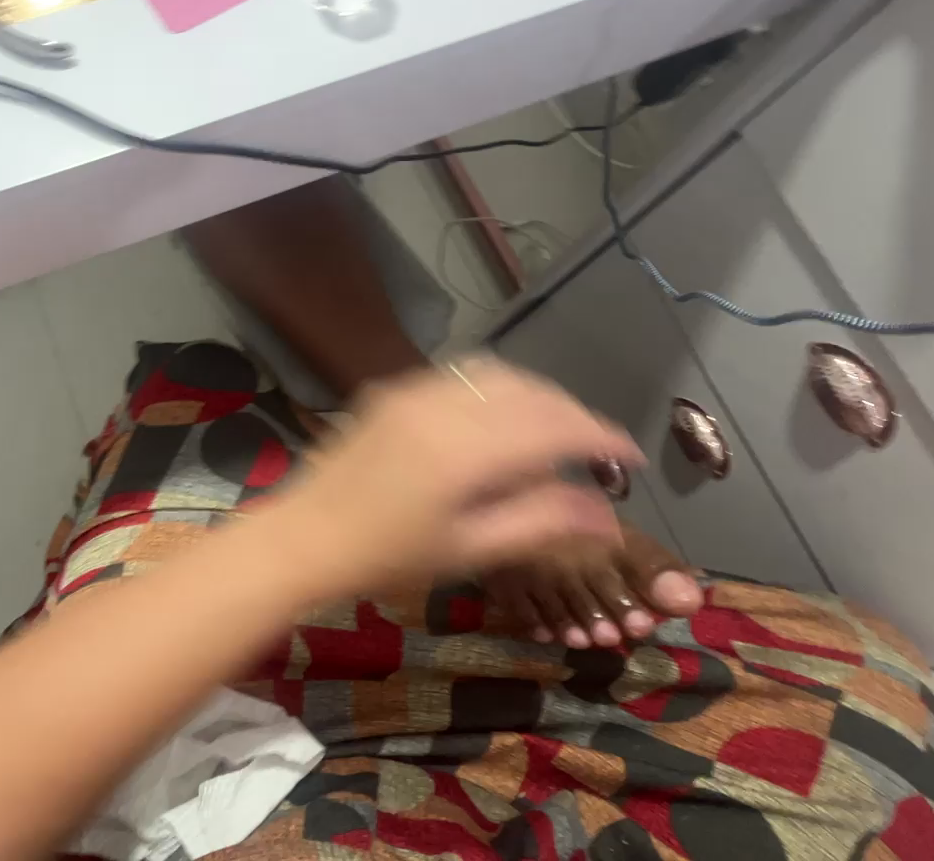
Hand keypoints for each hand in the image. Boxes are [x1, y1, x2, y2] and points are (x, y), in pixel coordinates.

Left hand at [263, 358, 642, 598]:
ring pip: (496, 375)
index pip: (555, 426)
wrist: (303, 536)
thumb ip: (541, 522)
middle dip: (572, 415)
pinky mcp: (392, 391)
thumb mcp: (469, 549)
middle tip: (595, 453)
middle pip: (530, 392)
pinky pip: (459, 377)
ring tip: (554, 435)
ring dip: (536, 397)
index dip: (602, 436)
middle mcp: (442, 404)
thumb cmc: (386, 557)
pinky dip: (495, 391)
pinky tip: (500, 421)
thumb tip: (608, 514)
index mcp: (466, 448)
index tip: (629, 459)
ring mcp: (412, 391)